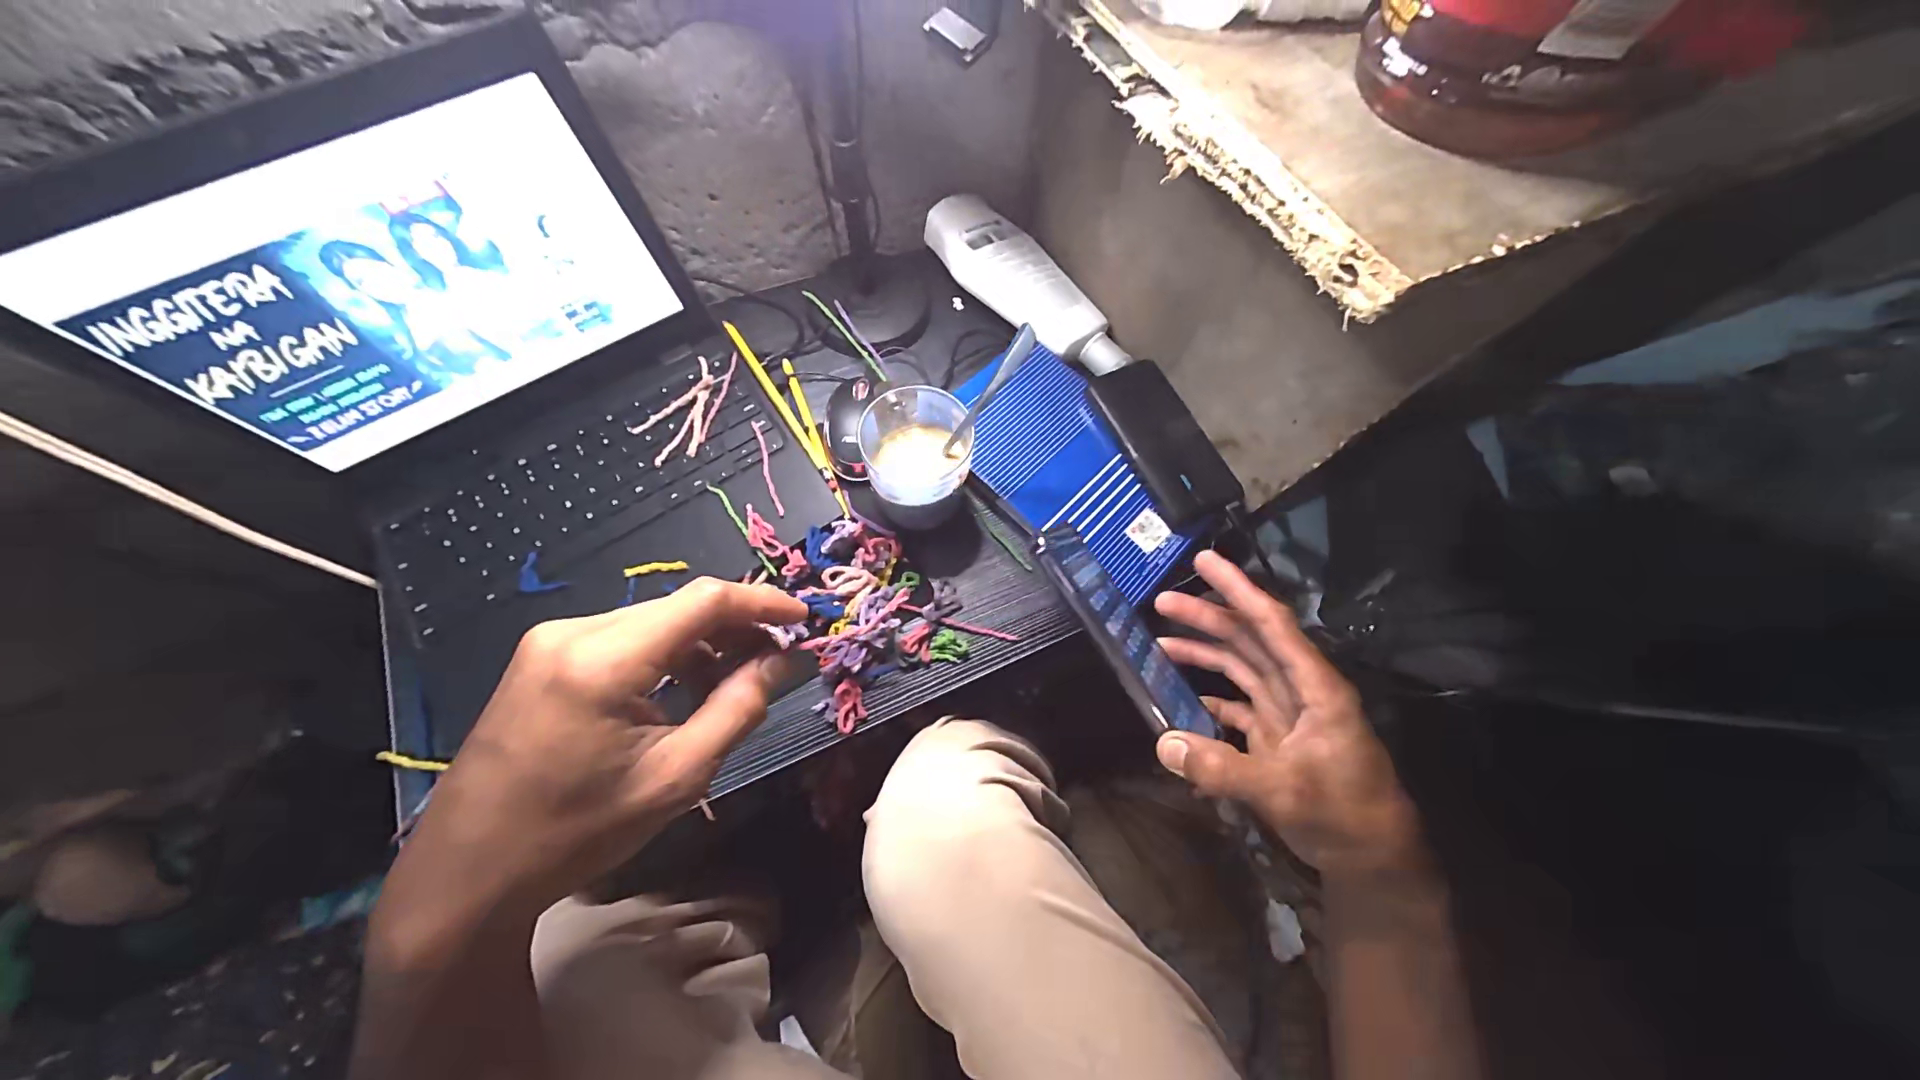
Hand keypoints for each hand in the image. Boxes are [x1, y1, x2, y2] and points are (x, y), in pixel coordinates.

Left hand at [398, 578, 806, 914]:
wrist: (465, 873)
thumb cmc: (576, 834)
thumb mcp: (676, 776)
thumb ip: (740, 707)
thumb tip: (787, 660)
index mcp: (603, 660)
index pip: (704, 601)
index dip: (762, 603)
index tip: (804, 620)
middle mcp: (574, 631)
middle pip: (680, 607)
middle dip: (737, 627)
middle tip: (778, 660)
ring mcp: (553, 640)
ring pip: (656, 620)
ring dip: (704, 643)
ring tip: (736, 681)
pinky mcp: (546, 655)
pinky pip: (627, 638)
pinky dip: (668, 654)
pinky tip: (685, 689)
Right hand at [1154, 551, 1425, 883]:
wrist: (1375, 858)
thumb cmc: (1345, 814)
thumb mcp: (1284, 792)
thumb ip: (1222, 769)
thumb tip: (1164, 744)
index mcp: (1314, 686)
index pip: (1272, 624)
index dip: (1238, 588)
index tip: (1204, 560)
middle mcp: (1299, 689)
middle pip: (1249, 639)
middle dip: (1207, 617)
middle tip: (1162, 601)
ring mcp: (1286, 713)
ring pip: (1240, 668)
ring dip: (1204, 652)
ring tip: (1160, 642)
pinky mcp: (1274, 737)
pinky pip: (1235, 704)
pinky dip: (1207, 697)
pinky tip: (1179, 696)